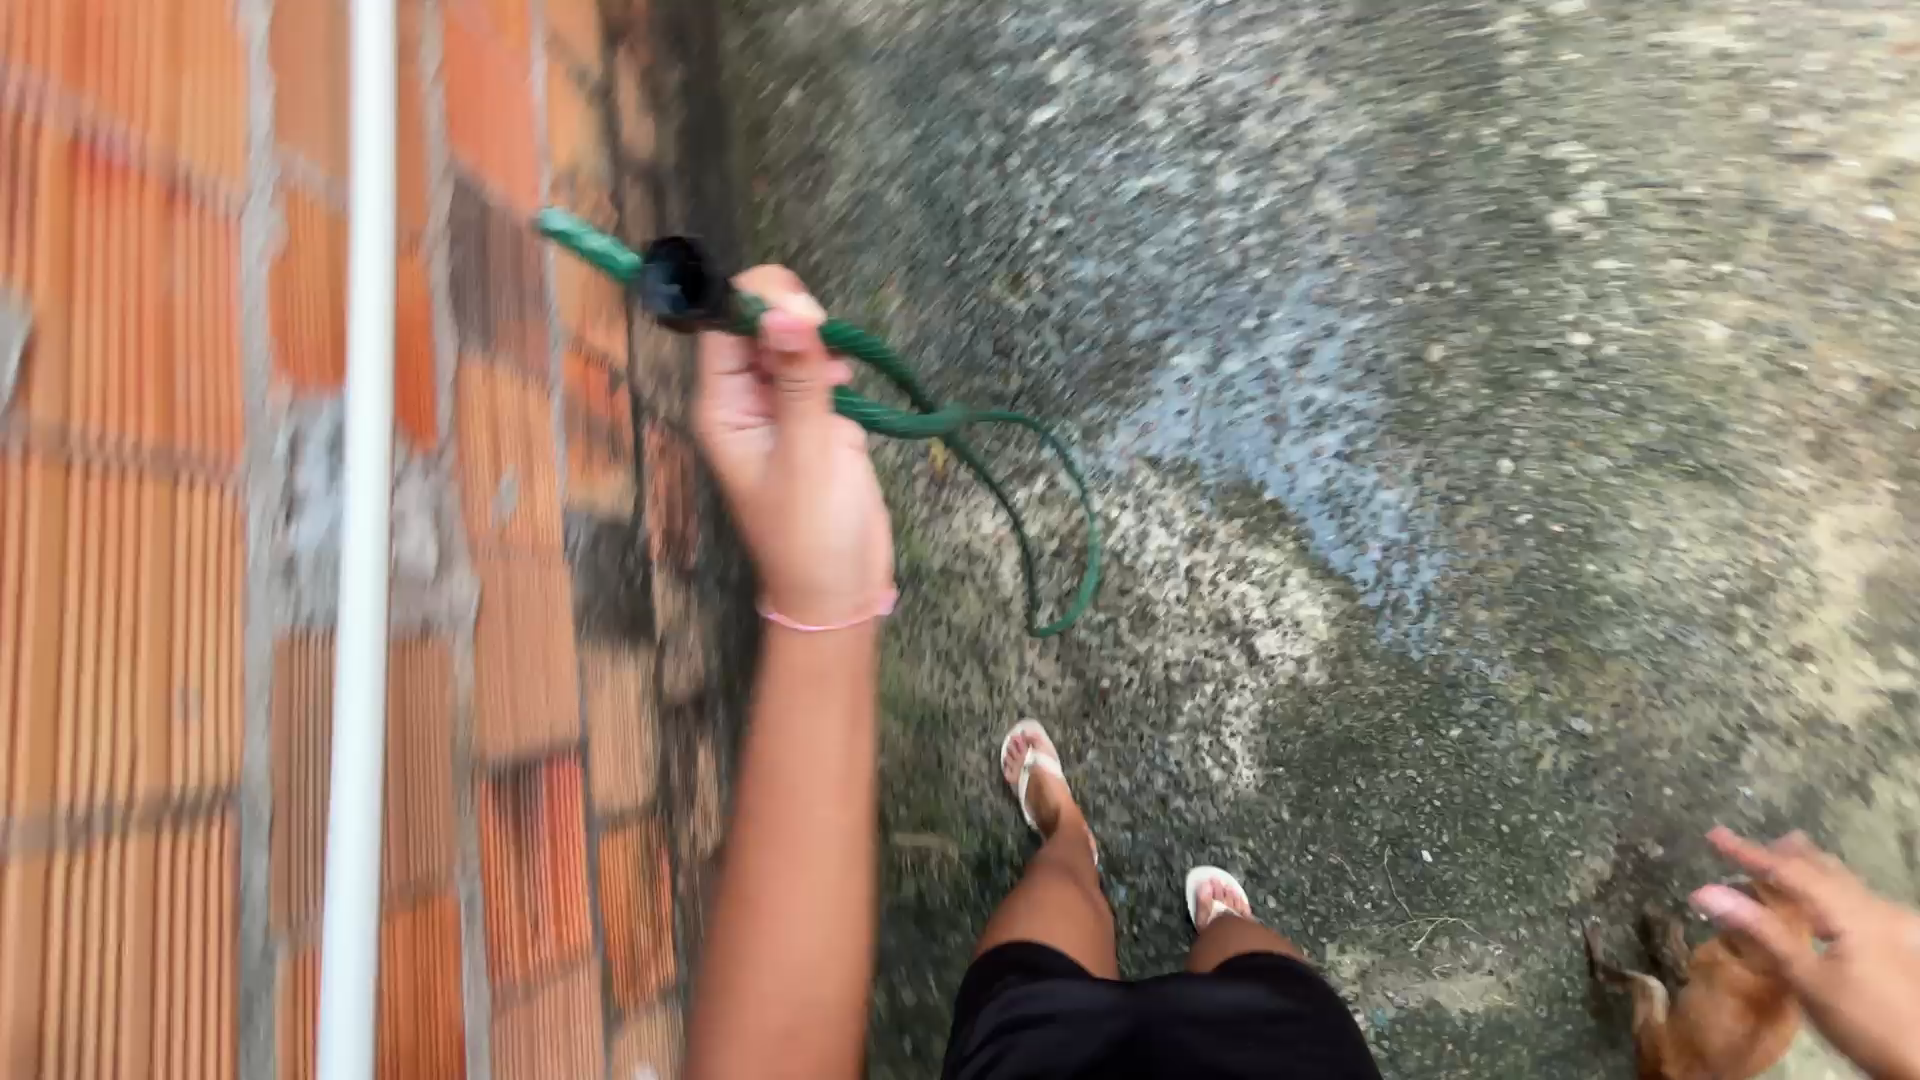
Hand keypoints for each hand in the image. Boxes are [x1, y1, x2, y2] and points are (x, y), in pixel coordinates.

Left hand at [693, 266, 893, 627]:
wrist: (840, 590)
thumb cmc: (812, 534)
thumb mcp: (807, 454)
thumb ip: (798, 380)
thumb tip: (786, 307)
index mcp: (723, 408)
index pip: (723, 327)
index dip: (757, 302)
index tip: (805, 308)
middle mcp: (745, 402)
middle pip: (755, 326)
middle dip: (789, 314)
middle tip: (827, 333)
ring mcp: (781, 411)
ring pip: (788, 343)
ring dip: (814, 338)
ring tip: (839, 368)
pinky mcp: (815, 421)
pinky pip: (815, 371)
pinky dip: (831, 363)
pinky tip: (848, 378)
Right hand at [1691, 827, 1919, 1079]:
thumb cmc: (1868, 1022)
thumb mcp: (1807, 978)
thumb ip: (1759, 930)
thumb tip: (1703, 890)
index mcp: (1854, 916)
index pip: (1791, 871)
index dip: (1749, 852)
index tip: (1713, 835)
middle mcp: (1882, 916)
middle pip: (1829, 873)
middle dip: (1790, 855)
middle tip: (1756, 840)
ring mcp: (1901, 934)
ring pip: (1851, 887)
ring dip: (1815, 871)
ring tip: (1791, 857)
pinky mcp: (1909, 952)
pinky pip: (1865, 905)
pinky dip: (1836, 892)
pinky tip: (1833, 902)